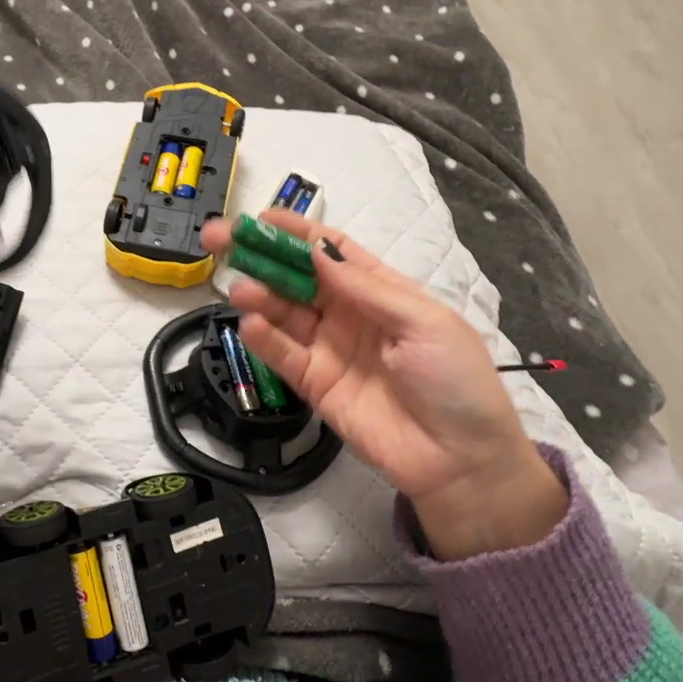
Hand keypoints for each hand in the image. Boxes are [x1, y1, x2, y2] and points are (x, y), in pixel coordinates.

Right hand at [201, 211, 564, 558]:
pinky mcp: (313, 384)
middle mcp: (348, 313)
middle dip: (259, 255)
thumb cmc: (456, 382)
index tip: (260, 218)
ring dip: (259, 294)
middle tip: (220, 240)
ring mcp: (328, 348)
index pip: (330, 250)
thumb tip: (317, 250)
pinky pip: (281, 354)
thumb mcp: (425, 323)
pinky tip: (251, 324)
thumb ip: (367, 288)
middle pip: (296, 275)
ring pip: (282, 311)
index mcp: (380, 290)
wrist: (461, 462)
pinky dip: (263, 338)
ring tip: (241, 289)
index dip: (295, 232)